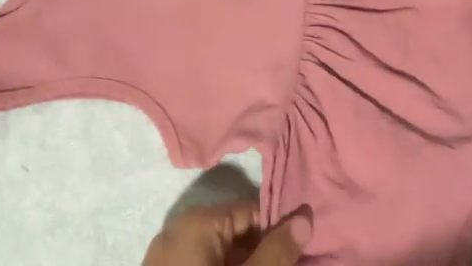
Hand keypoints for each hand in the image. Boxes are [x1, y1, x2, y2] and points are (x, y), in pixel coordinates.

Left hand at [141, 203, 308, 265]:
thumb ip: (277, 252)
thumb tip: (305, 217)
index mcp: (197, 222)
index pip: (254, 212)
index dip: (280, 231)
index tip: (301, 252)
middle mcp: (178, 232)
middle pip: (237, 234)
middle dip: (262, 253)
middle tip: (293, 265)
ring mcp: (166, 260)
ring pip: (220, 256)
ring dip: (245, 265)